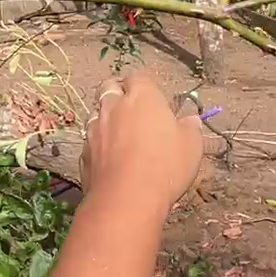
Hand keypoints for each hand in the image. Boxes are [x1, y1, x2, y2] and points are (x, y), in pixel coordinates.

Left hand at [81, 69, 203, 219]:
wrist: (126, 199)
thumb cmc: (165, 166)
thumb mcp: (191, 146)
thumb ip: (190, 128)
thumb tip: (190, 120)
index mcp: (142, 97)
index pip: (138, 77)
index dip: (144, 86)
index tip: (153, 99)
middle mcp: (114, 106)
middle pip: (109, 88)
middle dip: (117, 92)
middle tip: (130, 108)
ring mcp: (94, 129)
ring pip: (96, 113)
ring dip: (106, 118)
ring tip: (119, 134)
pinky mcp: (84, 152)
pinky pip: (90, 140)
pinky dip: (98, 144)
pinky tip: (109, 158)